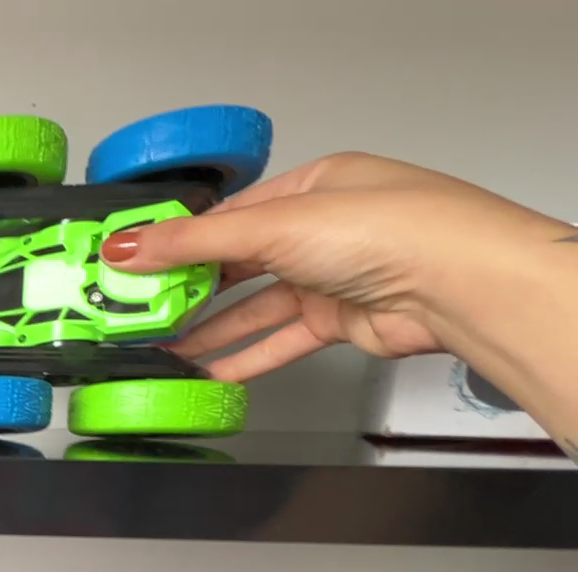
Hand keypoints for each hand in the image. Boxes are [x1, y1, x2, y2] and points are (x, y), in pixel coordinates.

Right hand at [98, 152, 571, 381]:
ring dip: (206, 332)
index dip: (173, 245)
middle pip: (232, 266)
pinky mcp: (335, 319)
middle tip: (135, 314)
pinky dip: (240, 358)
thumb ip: (189, 243)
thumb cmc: (388, 233)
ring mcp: (328, 276)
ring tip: (158, 350)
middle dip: (184, 293)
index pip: (224, 219)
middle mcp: (319, 230)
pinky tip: (206, 373)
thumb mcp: (270, 227)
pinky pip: (275, 341)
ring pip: (249, 308)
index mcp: (311, 189)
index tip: (127, 268)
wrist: (460, 287)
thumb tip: (120, 246)